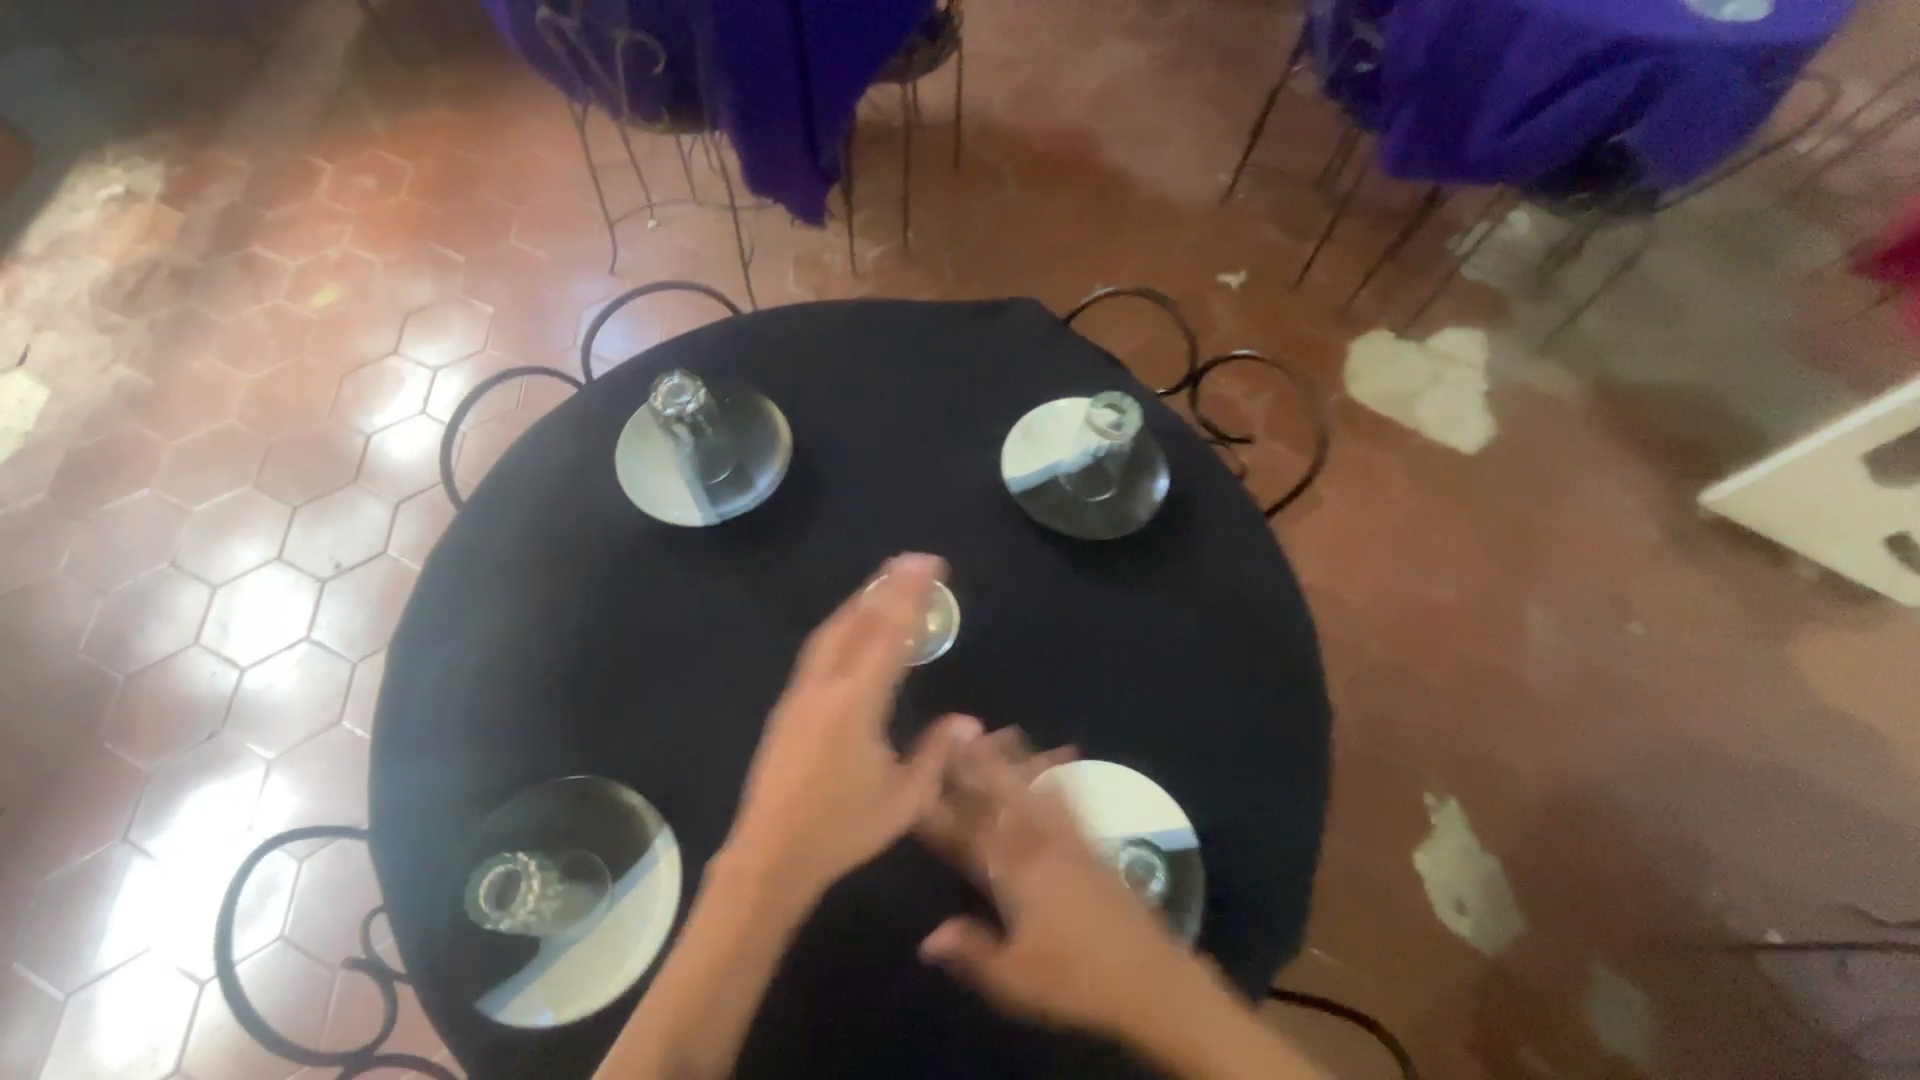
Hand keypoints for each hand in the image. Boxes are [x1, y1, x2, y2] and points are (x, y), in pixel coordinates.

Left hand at [727, 554, 980, 897]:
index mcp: (856, 703)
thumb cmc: (842, 829)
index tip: (931, 565)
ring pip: (831, 633)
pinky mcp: (787, 708)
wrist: (770, 854)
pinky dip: (842, 626)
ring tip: (884, 584)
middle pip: (856, 621)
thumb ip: (936, 754)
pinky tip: (850, 630)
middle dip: (886, 586)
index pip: (889, 635)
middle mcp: (824, 687)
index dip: (912, 596)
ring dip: (860, 602)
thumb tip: (968, 721)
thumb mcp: (904, 799)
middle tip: (913, 561)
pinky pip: (819, 651)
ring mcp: (799, 695)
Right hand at [916, 732, 1200, 1039]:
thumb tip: (927, 938)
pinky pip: (1070, 797)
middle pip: (1001, 794)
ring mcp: (1070, 839)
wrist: (1150, 978)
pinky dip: (1058, 772)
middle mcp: (1040, 844)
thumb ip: (970, 950)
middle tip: (953, 732)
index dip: (939, 809)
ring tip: (996, 731)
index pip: (967, 832)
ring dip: (1013, 758)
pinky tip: (1058, 754)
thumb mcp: (1014, 978)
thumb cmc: (1075, 980)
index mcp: (1015, 873)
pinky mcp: (1094, 843)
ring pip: (1035, 787)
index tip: (915, 782)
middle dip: (975, 763)